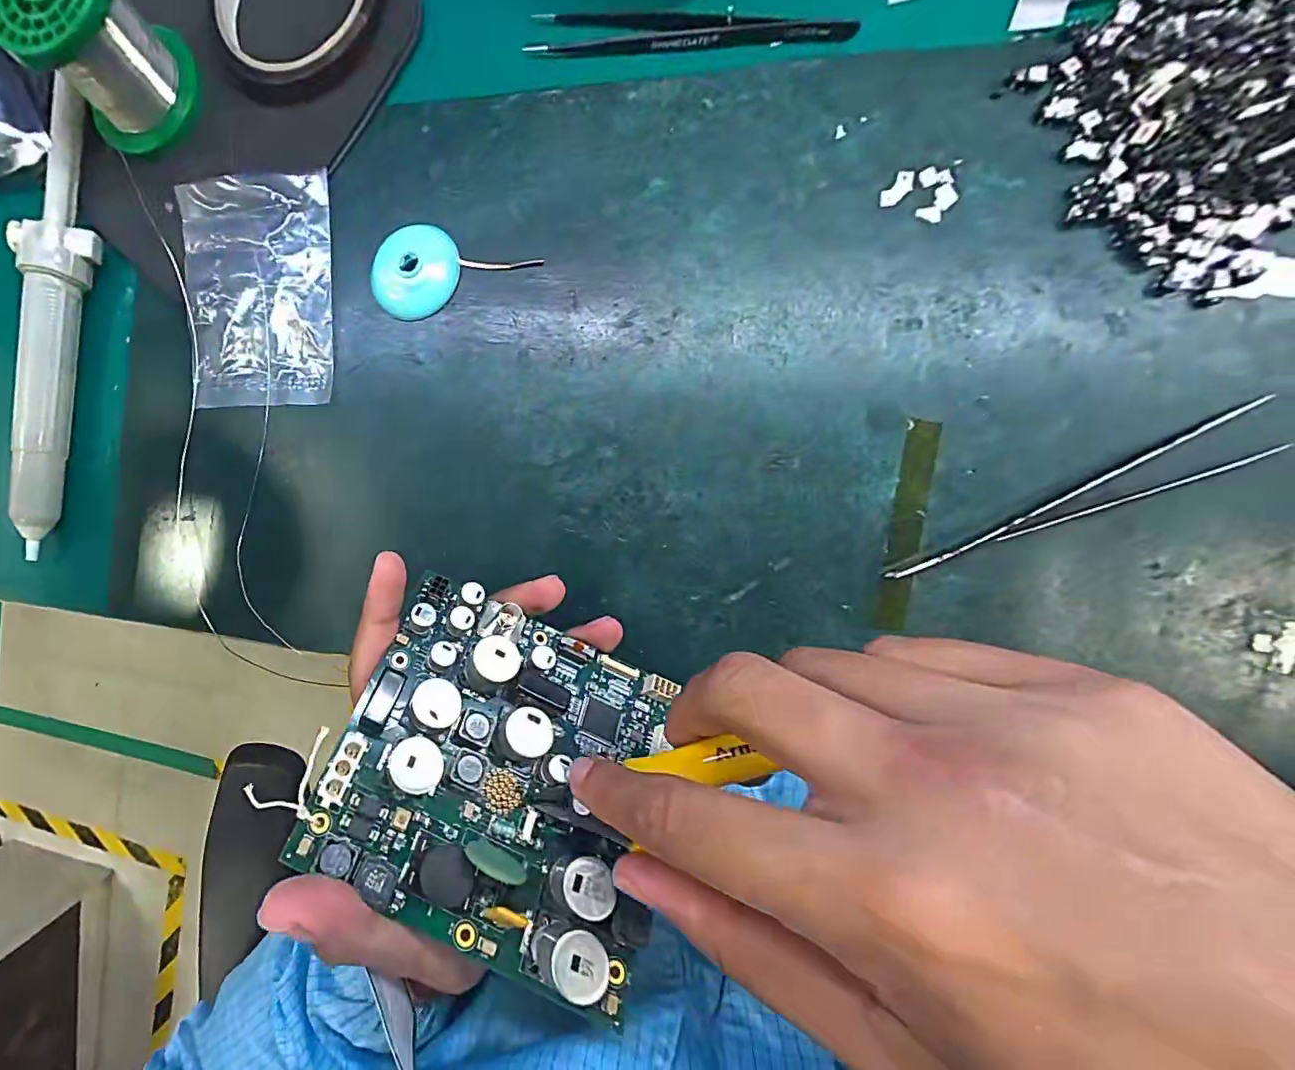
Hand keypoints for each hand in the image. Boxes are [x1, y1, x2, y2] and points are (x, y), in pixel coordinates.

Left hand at [258, 551, 624, 995]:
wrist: (473, 965)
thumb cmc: (414, 933)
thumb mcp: (379, 930)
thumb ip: (339, 918)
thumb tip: (280, 906)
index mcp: (391, 765)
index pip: (378, 681)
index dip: (382, 622)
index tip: (391, 566)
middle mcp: (434, 745)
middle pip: (456, 664)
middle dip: (495, 621)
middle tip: (546, 593)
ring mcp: (484, 753)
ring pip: (508, 681)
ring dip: (550, 647)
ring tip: (595, 625)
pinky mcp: (527, 772)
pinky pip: (549, 720)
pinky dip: (578, 693)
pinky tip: (612, 676)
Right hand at [571, 637, 1294, 1067]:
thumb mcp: (912, 1053)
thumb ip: (756, 948)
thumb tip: (648, 870)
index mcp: (889, 901)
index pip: (693, 817)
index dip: (627, 793)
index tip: (597, 779)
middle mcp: (933, 790)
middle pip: (743, 688)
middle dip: (695, 713)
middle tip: (705, 748)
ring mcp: (1015, 725)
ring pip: (824, 663)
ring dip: (802, 709)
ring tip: (844, 760)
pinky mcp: (1087, 692)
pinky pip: (917, 655)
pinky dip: (887, 692)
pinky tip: (937, 745)